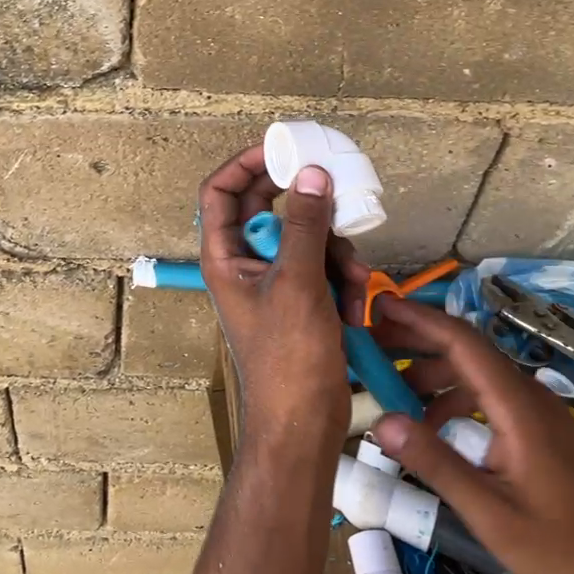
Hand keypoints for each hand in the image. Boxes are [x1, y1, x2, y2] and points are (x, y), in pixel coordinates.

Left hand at [197, 146, 369, 452]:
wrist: (303, 425)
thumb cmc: (289, 357)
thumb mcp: (298, 283)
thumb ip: (305, 225)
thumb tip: (311, 173)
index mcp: (224, 255)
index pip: (218, 190)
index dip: (244, 163)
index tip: (281, 148)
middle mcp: (244, 261)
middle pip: (270, 209)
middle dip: (310, 212)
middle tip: (337, 197)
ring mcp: (274, 281)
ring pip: (305, 237)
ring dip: (335, 253)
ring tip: (353, 283)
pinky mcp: (301, 299)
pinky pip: (321, 267)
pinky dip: (341, 279)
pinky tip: (355, 306)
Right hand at [366, 298, 573, 573]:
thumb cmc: (565, 547)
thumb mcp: (490, 513)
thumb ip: (435, 463)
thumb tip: (381, 421)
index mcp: (518, 405)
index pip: (462, 341)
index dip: (419, 318)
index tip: (380, 305)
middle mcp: (531, 396)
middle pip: (468, 351)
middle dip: (418, 341)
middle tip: (373, 344)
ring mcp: (542, 413)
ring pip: (480, 375)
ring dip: (434, 374)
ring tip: (394, 389)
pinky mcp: (547, 433)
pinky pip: (493, 397)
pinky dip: (457, 398)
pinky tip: (436, 426)